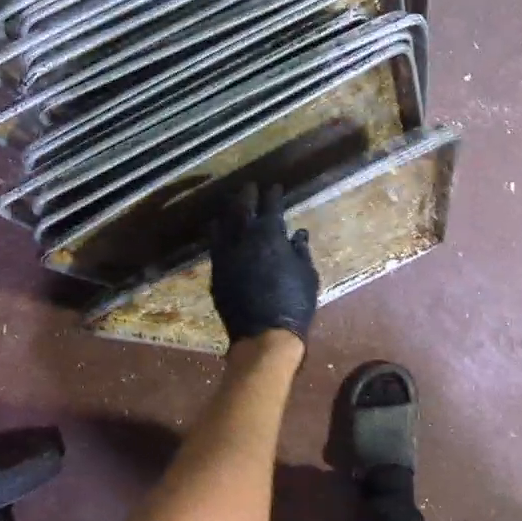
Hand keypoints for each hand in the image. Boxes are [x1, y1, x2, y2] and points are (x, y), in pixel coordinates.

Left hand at [209, 184, 318, 344]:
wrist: (264, 334)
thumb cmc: (294, 304)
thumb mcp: (307, 275)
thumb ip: (301, 251)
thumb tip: (299, 233)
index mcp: (270, 236)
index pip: (271, 206)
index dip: (273, 194)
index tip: (275, 186)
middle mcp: (245, 239)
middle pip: (242, 208)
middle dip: (247, 194)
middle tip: (250, 186)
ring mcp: (226, 254)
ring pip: (223, 223)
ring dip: (229, 211)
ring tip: (232, 204)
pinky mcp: (216, 271)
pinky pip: (214, 244)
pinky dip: (217, 232)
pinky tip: (218, 229)